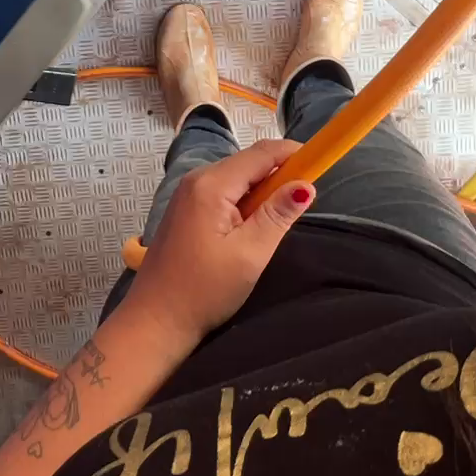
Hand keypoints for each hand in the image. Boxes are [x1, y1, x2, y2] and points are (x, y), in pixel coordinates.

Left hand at [123, 140, 314, 346]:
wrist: (154, 322)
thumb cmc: (204, 291)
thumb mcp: (250, 254)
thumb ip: (278, 215)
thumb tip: (306, 184)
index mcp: (212, 184)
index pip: (261, 153)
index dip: (294, 153)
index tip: (321, 164)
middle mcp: (197, 179)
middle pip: (248, 162)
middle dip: (279, 174)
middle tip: (301, 202)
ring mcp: (188, 194)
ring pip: (237, 178)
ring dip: (262, 191)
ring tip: (276, 221)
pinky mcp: (186, 209)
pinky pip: (224, 192)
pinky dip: (244, 202)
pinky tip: (250, 228)